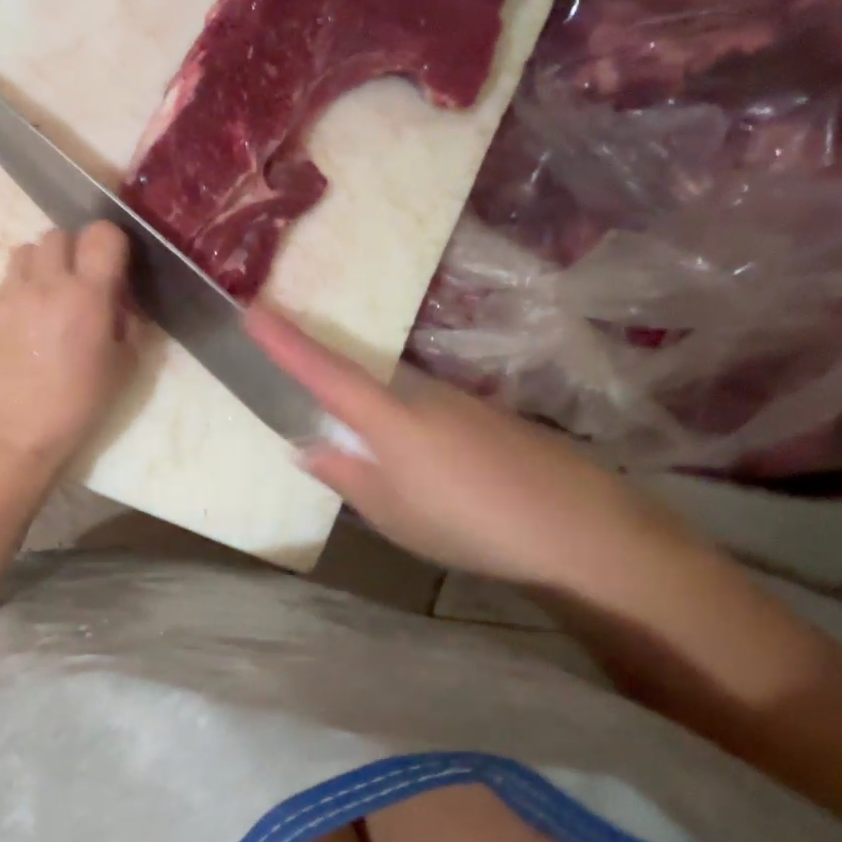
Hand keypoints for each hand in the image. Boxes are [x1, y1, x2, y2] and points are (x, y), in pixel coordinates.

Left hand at [0, 223, 141, 474]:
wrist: (18, 430)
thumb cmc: (78, 404)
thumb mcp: (124, 364)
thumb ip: (128, 319)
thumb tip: (120, 296)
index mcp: (88, 296)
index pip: (102, 234)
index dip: (112, 244)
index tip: (116, 266)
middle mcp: (48, 284)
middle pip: (61, 234)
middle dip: (77, 250)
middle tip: (85, 280)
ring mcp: (14, 293)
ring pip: (30, 247)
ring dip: (46, 260)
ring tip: (55, 290)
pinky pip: (10, 273)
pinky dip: (25, 278)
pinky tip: (34, 308)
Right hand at [245, 308, 689, 588]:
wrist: (588, 532)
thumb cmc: (469, 525)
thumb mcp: (390, 513)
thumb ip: (346, 476)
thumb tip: (310, 448)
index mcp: (390, 420)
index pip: (325, 372)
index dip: (287, 343)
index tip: (254, 310)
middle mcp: (426, 398)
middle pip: (365, 384)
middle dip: (333, 391)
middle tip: (316, 420)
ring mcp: (467, 406)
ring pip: (404, 404)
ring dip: (381, 425)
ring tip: (389, 477)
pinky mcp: (497, 422)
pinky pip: (436, 418)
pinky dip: (416, 437)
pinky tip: (435, 480)